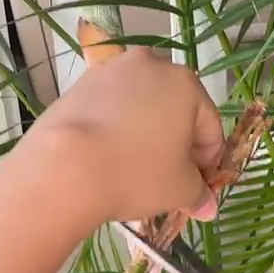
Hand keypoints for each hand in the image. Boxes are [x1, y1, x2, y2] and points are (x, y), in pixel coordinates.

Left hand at [18, 50, 223, 224]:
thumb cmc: (136, 172)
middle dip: (177, 141)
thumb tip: (206, 207)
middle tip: (171, 175)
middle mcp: (149, 65)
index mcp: (184, 83)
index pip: (209, 124)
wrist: (64, 165)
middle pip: (174, 107)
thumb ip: (198, 193)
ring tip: (137, 165)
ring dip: (145, 130)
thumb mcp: (179, 189)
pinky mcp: (79, 84)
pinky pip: (109, 106)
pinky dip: (115, 126)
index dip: (209, 159)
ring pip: (139, 104)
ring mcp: (110, 71)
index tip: (201, 184)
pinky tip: (108, 153)